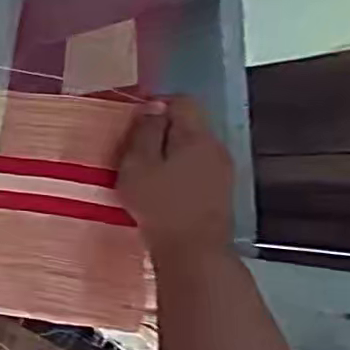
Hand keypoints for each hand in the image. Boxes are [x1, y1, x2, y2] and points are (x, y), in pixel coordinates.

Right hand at [117, 95, 234, 254]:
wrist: (192, 247)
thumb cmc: (157, 202)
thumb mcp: (138, 164)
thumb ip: (145, 132)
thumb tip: (153, 105)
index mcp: (196, 138)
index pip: (182, 102)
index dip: (154, 104)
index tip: (129, 121)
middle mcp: (216, 147)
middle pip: (188, 123)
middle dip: (158, 128)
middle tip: (128, 147)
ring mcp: (221, 167)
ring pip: (190, 143)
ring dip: (165, 148)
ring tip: (140, 166)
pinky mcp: (219, 185)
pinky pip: (194, 161)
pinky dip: (174, 164)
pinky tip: (158, 182)